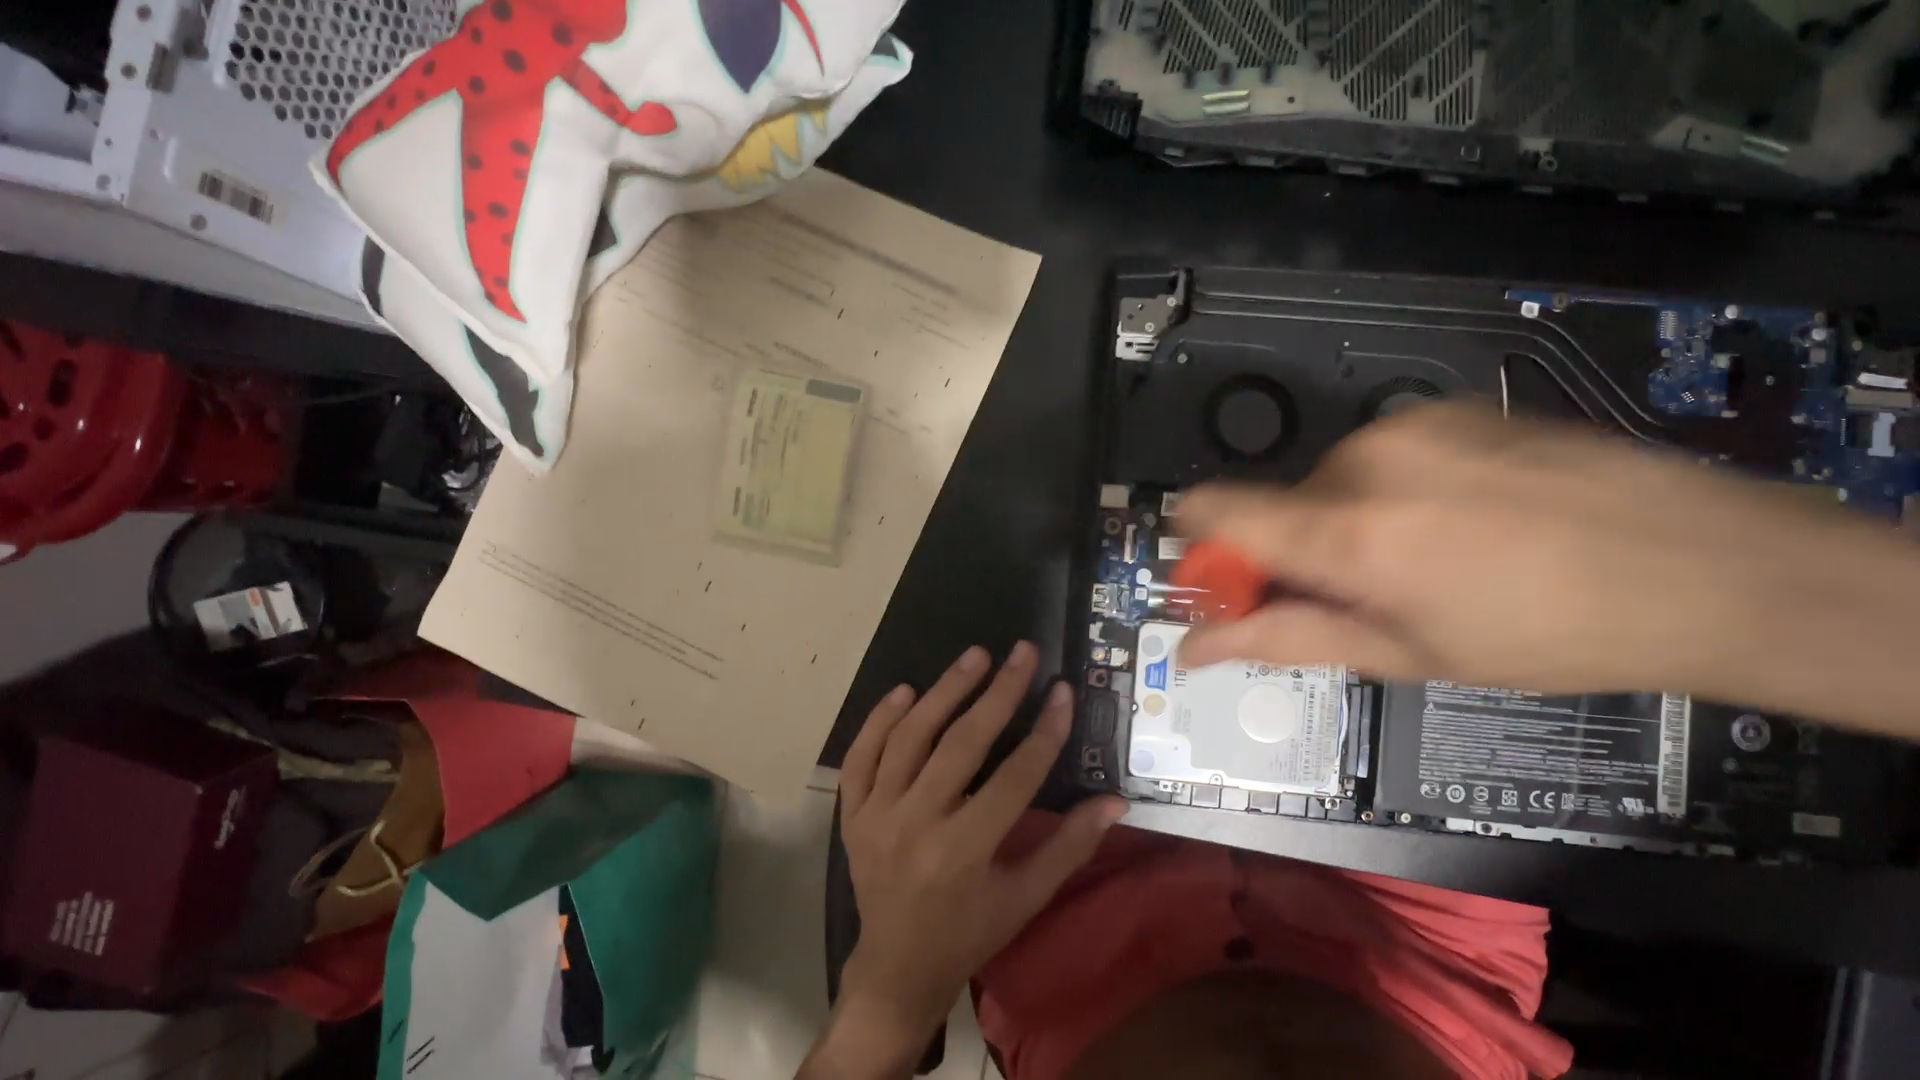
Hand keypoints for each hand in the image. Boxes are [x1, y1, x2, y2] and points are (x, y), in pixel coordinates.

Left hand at [800, 643, 1126, 1077]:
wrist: (897, 966)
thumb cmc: (971, 932)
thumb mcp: (1026, 898)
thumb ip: (1069, 846)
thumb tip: (1115, 800)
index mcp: (965, 851)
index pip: (1013, 777)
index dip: (1044, 731)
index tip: (1062, 690)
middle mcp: (916, 825)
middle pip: (961, 744)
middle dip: (998, 693)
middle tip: (1022, 652)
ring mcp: (876, 817)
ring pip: (910, 738)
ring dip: (943, 692)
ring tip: (975, 657)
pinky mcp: (852, 815)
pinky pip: (861, 756)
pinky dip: (880, 720)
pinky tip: (905, 691)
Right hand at [1178, 404, 1919, 736]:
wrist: (1711, 566)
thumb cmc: (1552, 634)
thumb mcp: (1407, 655)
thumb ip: (1286, 639)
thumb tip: (1197, 644)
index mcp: (1349, 530)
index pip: (1213, 509)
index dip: (1200, 548)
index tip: (1227, 584)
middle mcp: (1366, 459)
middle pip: (1278, 504)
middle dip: (1298, 552)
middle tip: (1366, 597)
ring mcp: (1414, 424)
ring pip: (1332, 481)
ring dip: (1351, 522)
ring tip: (1432, 560)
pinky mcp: (1453, 408)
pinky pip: (1384, 454)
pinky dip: (1395, 490)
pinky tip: (1467, 522)